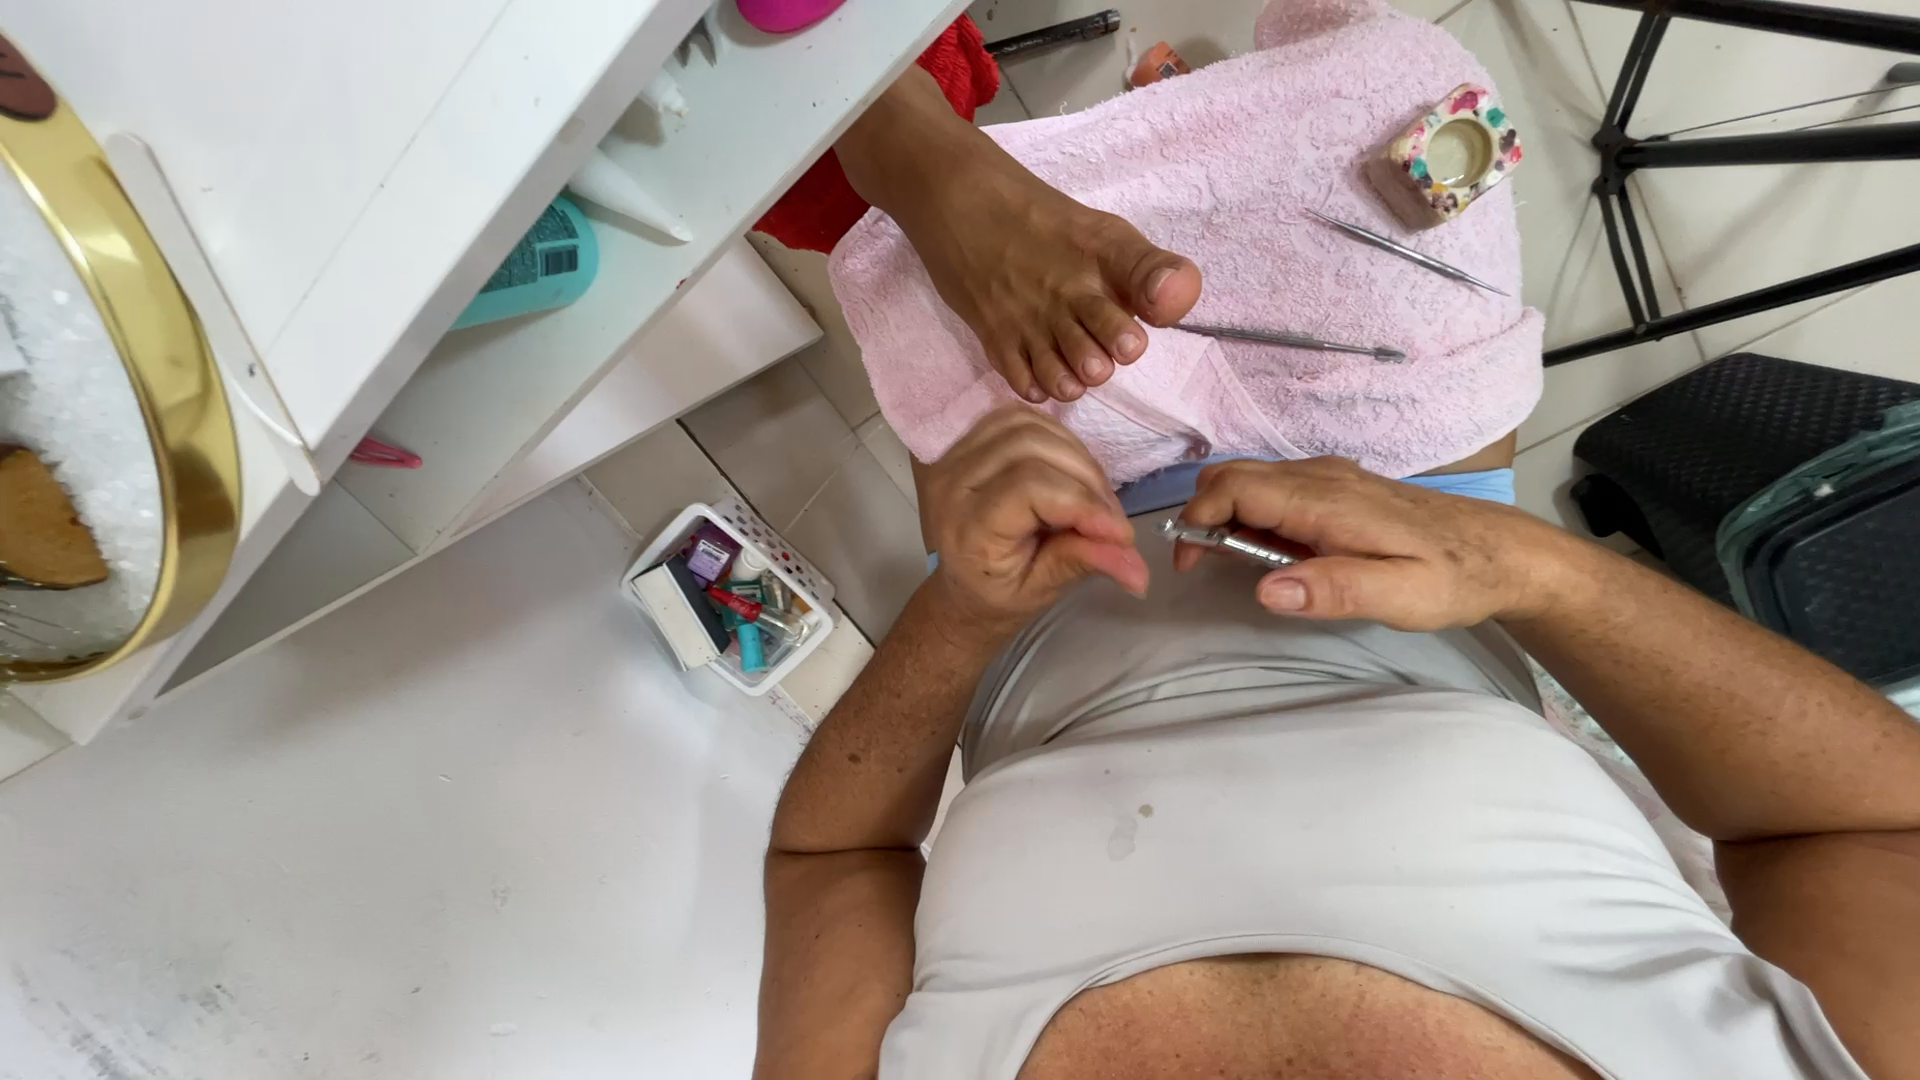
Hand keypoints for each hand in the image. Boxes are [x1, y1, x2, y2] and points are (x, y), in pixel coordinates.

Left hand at [920, 407, 1148, 635]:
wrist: (962, 585)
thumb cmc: (999, 594)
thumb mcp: (1041, 590)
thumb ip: (1082, 564)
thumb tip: (1138, 569)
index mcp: (965, 528)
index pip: (1029, 487)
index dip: (1083, 503)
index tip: (1120, 534)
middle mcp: (951, 483)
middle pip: (1031, 448)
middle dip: (1086, 480)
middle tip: (1111, 518)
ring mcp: (955, 456)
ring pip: (1028, 426)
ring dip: (1075, 456)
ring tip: (1094, 497)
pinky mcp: (966, 441)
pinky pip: (1018, 418)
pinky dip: (1055, 438)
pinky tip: (1071, 470)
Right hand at [1175, 457, 1573, 630]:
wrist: (1504, 551)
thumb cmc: (1453, 577)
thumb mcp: (1402, 597)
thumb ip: (1334, 591)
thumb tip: (1265, 589)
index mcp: (1325, 499)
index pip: (1235, 486)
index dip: (1198, 518)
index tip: (1190, 562)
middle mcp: (1319, 475)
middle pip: (1230, 474)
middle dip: (1201, 514)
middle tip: (1207, 563)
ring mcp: (1327, 475)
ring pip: (1247, 478)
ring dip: (1223, 514)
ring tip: (1237, 561)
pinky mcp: (1334, 483)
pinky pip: (1270, 485)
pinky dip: (1247, 511)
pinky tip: (1270, 548)